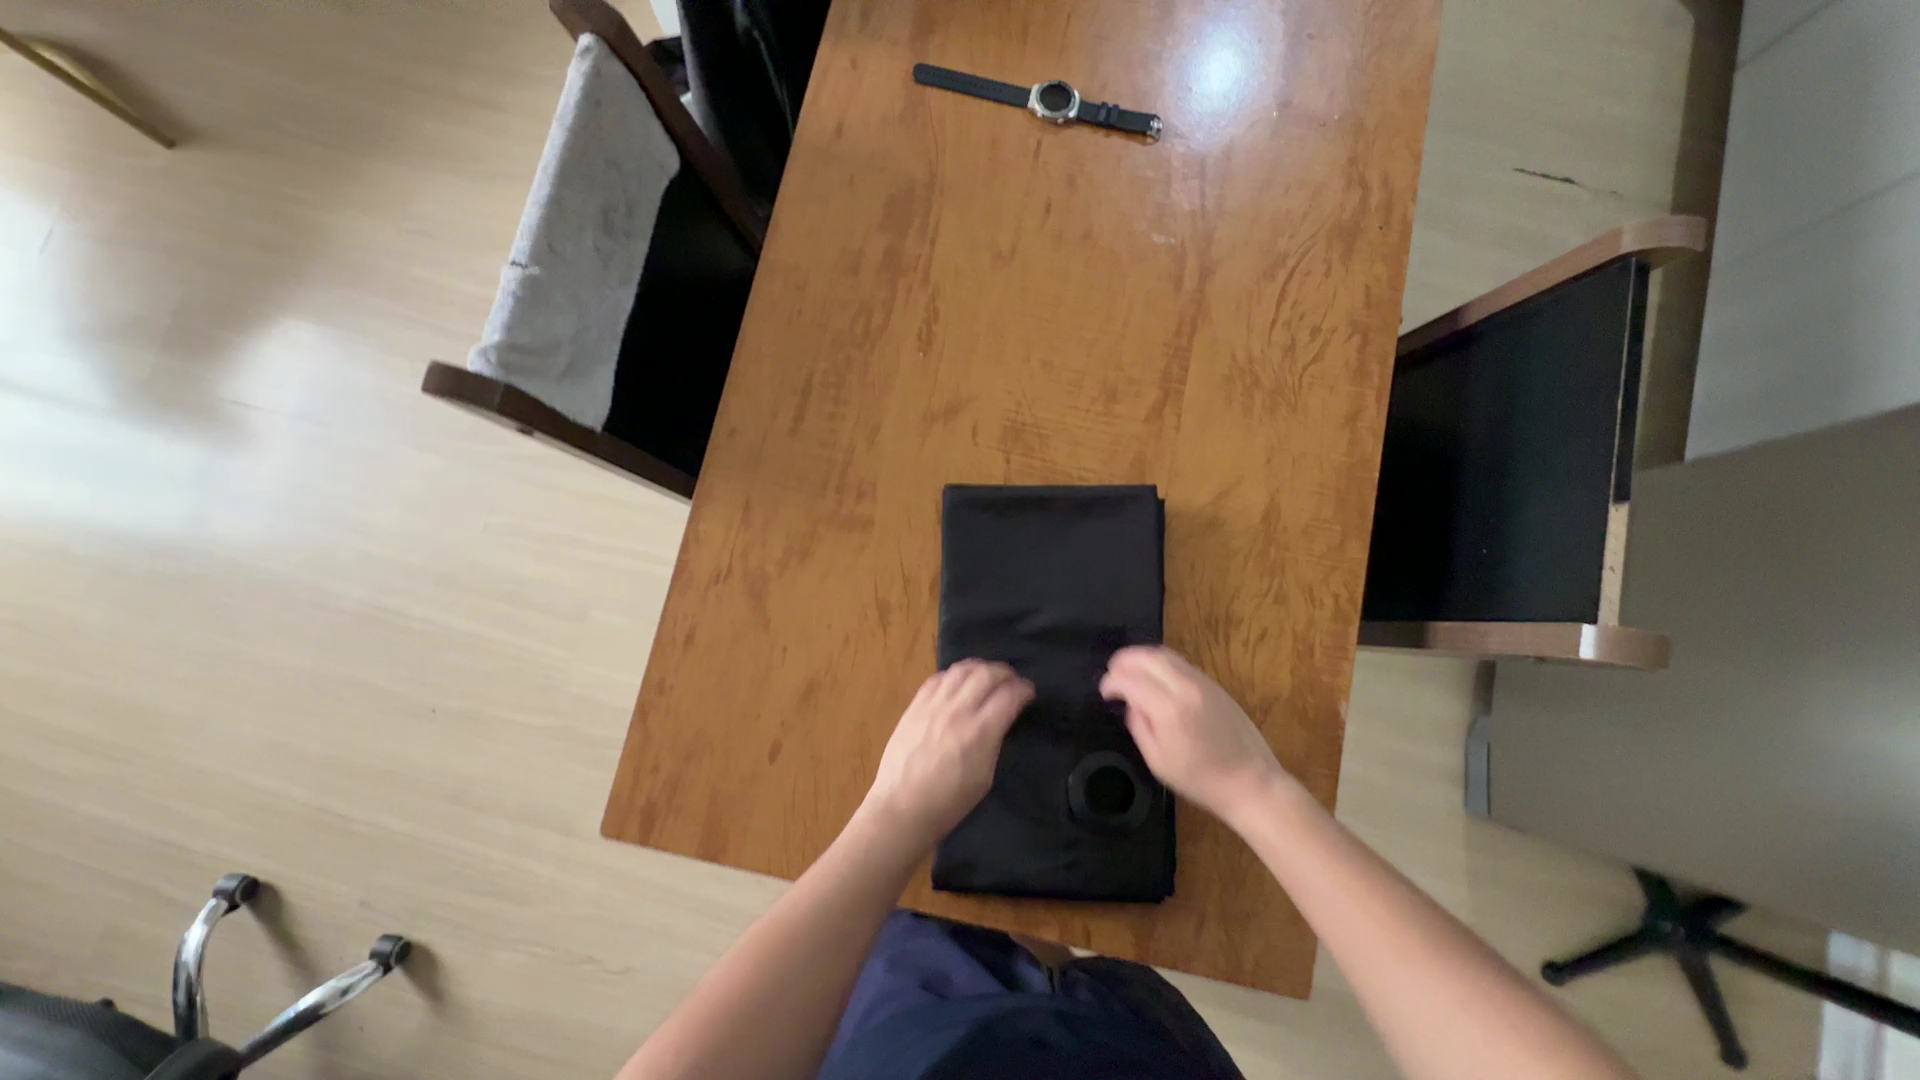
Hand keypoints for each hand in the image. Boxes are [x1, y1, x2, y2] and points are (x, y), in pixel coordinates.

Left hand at [860, 660, 1033, 848]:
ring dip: (979, 667)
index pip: (1009, 695)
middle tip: (1011, 680)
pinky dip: (953, 675)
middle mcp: (957, 711)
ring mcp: (933, 705)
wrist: (902, 806)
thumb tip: (999, 720)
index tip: (1028, 691)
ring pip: (960, 669)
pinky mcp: (914, 706)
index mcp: (979, 732)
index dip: (1024, 689)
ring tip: (986, 675)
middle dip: (1004, 672)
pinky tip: (958, 682)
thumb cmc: (949, 802)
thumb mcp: (985, 777)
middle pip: (986, 673)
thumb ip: (994, 742)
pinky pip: (937, 678)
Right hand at [1099, 645, 1295, 825]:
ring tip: (1130, 673)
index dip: (1111, 682)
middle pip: (1147, 656)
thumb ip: (1139, 726)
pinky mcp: (1215, 685)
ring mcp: (1204, 683)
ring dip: (1143, 659)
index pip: (1130, 680)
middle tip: (1112, 675)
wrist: (1251, 782)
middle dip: (1124, 661)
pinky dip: (1161, 665)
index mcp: (1169, 709)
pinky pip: (1181, 664)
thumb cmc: (1200, 780)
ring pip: (1166, 655)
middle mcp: (1186, 687)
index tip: (1104, 693)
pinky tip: (1155, 680)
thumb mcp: (1157, 761)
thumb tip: (1130, 703)